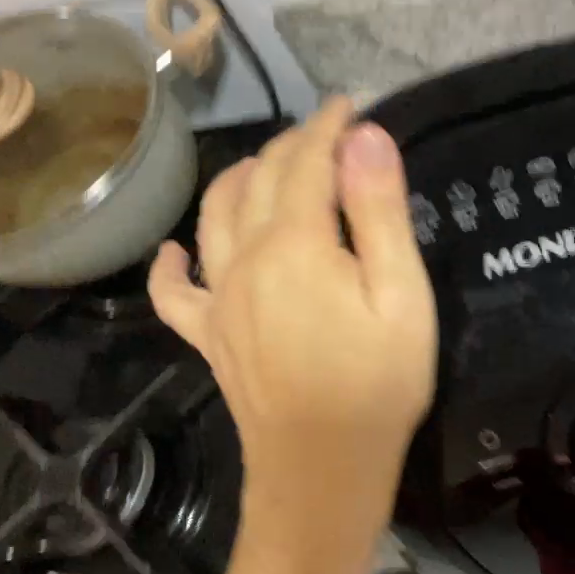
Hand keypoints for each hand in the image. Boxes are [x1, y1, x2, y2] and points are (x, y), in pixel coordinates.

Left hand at [148, 99, 435, 558]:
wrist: (322, 469)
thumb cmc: (379, 382)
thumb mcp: (401, 295)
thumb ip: (380, 213)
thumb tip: (366, 137)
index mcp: (296, 243)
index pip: (307, 161)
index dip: (330, 126)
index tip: (353, 104)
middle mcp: (243, 258)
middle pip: (259, 179)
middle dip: (294, 145)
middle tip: (330, 133)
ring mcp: (218, 298)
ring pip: (212, 216)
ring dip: (241, 179)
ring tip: (271, 168)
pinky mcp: (208, 335)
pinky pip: (174, 289)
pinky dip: (173, 261)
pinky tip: (178, 250)